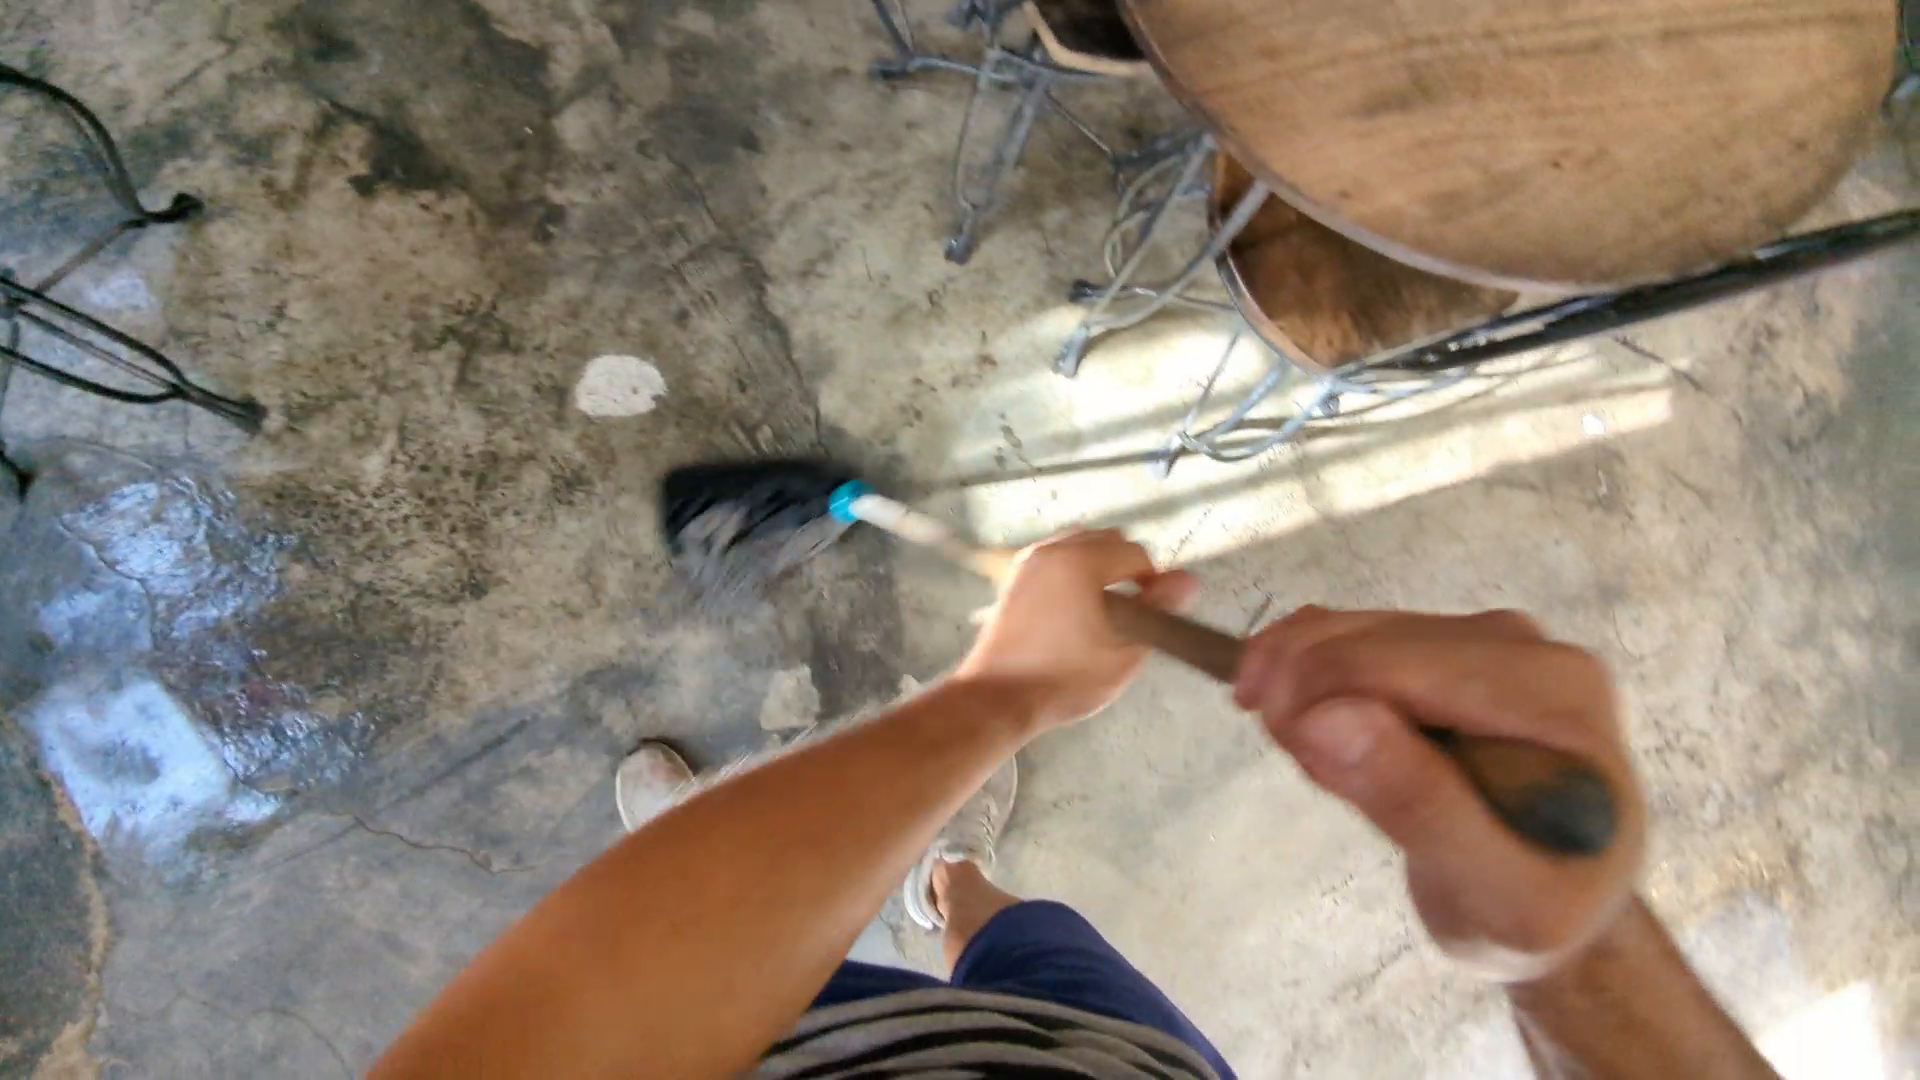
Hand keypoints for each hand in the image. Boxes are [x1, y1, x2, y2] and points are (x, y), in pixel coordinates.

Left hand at [954, 530, 1197, 730]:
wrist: (998, 697)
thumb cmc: (1065, 678)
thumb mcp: (1124, 650)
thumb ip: (1159, 610)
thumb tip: (1189, 579)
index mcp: (1080, 561)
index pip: (1135, 553)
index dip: (1154, 581)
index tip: (1155, 614)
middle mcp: (1051, 550)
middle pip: (1105, 540)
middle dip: (1126, 567)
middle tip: (1134, 610)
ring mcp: (1027, 562)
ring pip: (1078, 546)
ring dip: (1099, 567)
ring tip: (1106, 610)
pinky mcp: (1013, 579)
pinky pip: (1055, 560)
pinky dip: (1073, 573)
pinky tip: (1075, 611)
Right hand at [1234, 607, 1646, 981]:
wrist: (1545, 896)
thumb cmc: (1530, 906)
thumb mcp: (1495, 891)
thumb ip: (1420, 804)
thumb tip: (1324, 717)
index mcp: (1548, 688)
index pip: (1385, 662)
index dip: (1311, 702)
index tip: (1302, 766)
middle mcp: (1514, 642)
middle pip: (1351, 640)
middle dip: (1303, 702)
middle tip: (1316, 775)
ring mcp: (1470, 634)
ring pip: (1330, 631)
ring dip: (1294, 692)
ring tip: (1322, 763)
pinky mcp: (1433, 637)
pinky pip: (1331, 633)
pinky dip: (1298, 675)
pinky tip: (1312, 728)